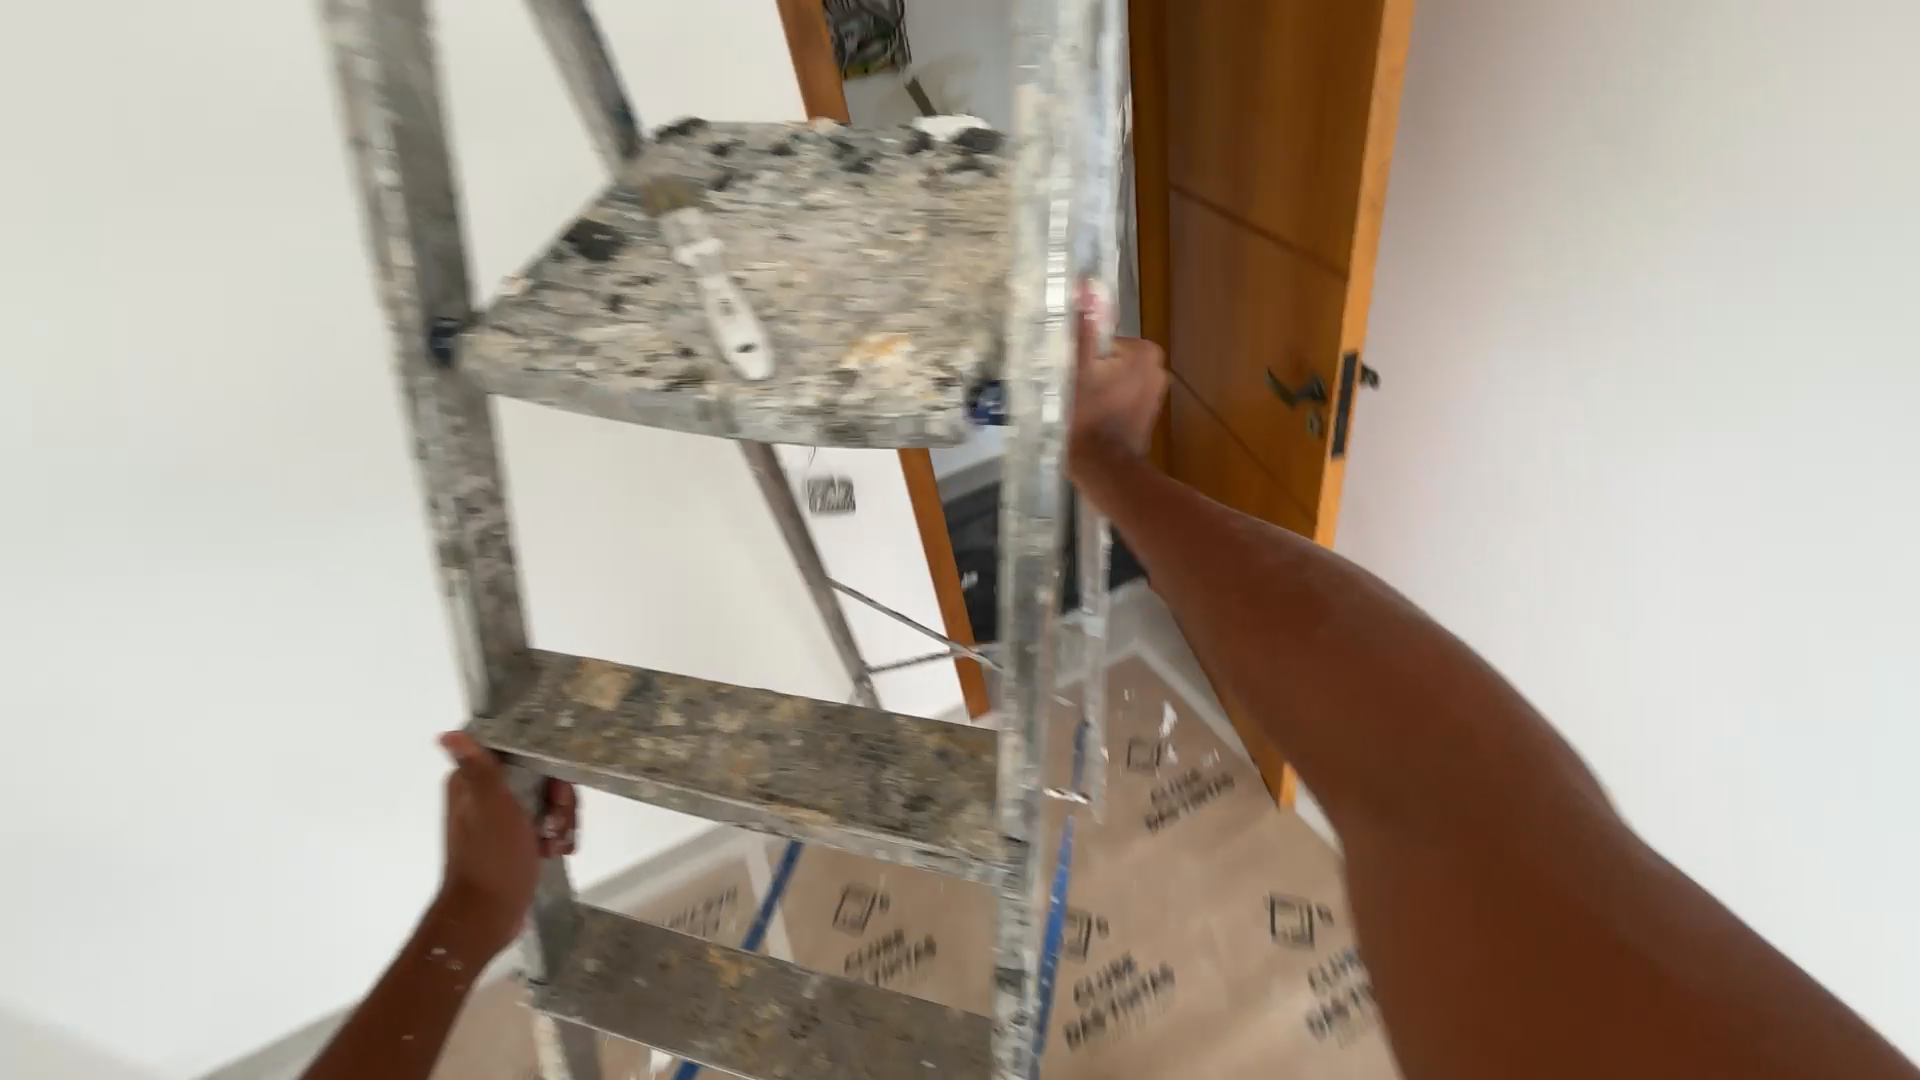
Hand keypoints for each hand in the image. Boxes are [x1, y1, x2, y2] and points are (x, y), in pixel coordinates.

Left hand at [433, 732, 577, 957]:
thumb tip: (447, 734)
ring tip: (556, 845)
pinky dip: (559, 835)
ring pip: (551, 801)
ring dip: (562, 822)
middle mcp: (486, 796)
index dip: (548, 771)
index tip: (555, 794)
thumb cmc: (492, 858)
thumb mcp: (491, 808)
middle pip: (543, 778)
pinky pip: (550, 823)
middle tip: (556, 826)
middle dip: (559, 803)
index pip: (525, 755)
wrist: (488, 915)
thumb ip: (479, 768)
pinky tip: (558, 851)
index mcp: (474, 783)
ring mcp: (503, 819)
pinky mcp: (517, 839)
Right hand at [1069, 301, 1168, 479]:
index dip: (1083, 360)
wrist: (1102, 469)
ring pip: (1113, 381)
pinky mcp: (1147, 415)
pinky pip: (1120, 399)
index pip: (1103, 342)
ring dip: (1096, 391)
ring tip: (1082, 410)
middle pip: (1110, 361)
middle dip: (1091, 375)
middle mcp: (1157, 369)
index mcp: (1144, 351)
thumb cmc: (1087, 418)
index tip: (1071, 380)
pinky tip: (1093, 421)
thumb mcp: (1077, 369)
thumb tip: (1085, 285)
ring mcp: (1155, 394)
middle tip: (1074, 396)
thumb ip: (1083, 328)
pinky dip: (1107, 406)